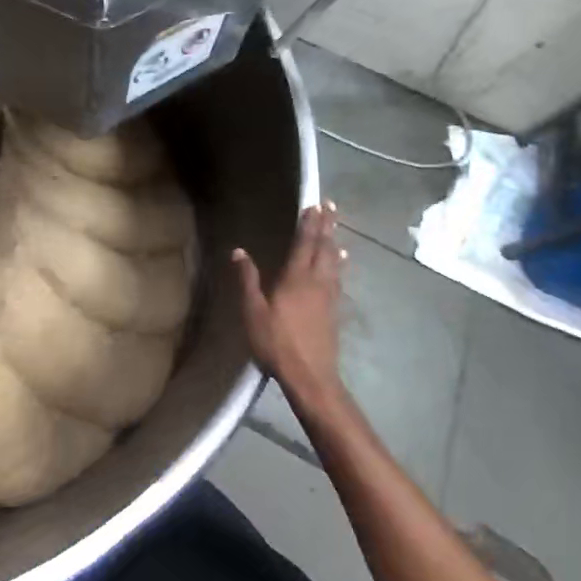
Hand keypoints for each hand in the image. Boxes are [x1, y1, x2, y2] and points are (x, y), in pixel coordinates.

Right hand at [233, 203, 347, 395]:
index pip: (305, 243)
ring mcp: (329, 296)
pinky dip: (340, 264)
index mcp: (296, 278)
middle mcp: (317, 282)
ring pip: (334, 262)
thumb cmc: (276, 342)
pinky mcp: (334, 310)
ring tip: (336, 228)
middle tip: (331, 206)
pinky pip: (339, 277)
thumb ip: (248, 280)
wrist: (310, 376)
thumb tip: (239, 251)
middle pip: (324, 248)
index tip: (314, 204)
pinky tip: (341, 263)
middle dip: (326, 226)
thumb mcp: (253, 311)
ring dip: (334, 241)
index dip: (309, 223)